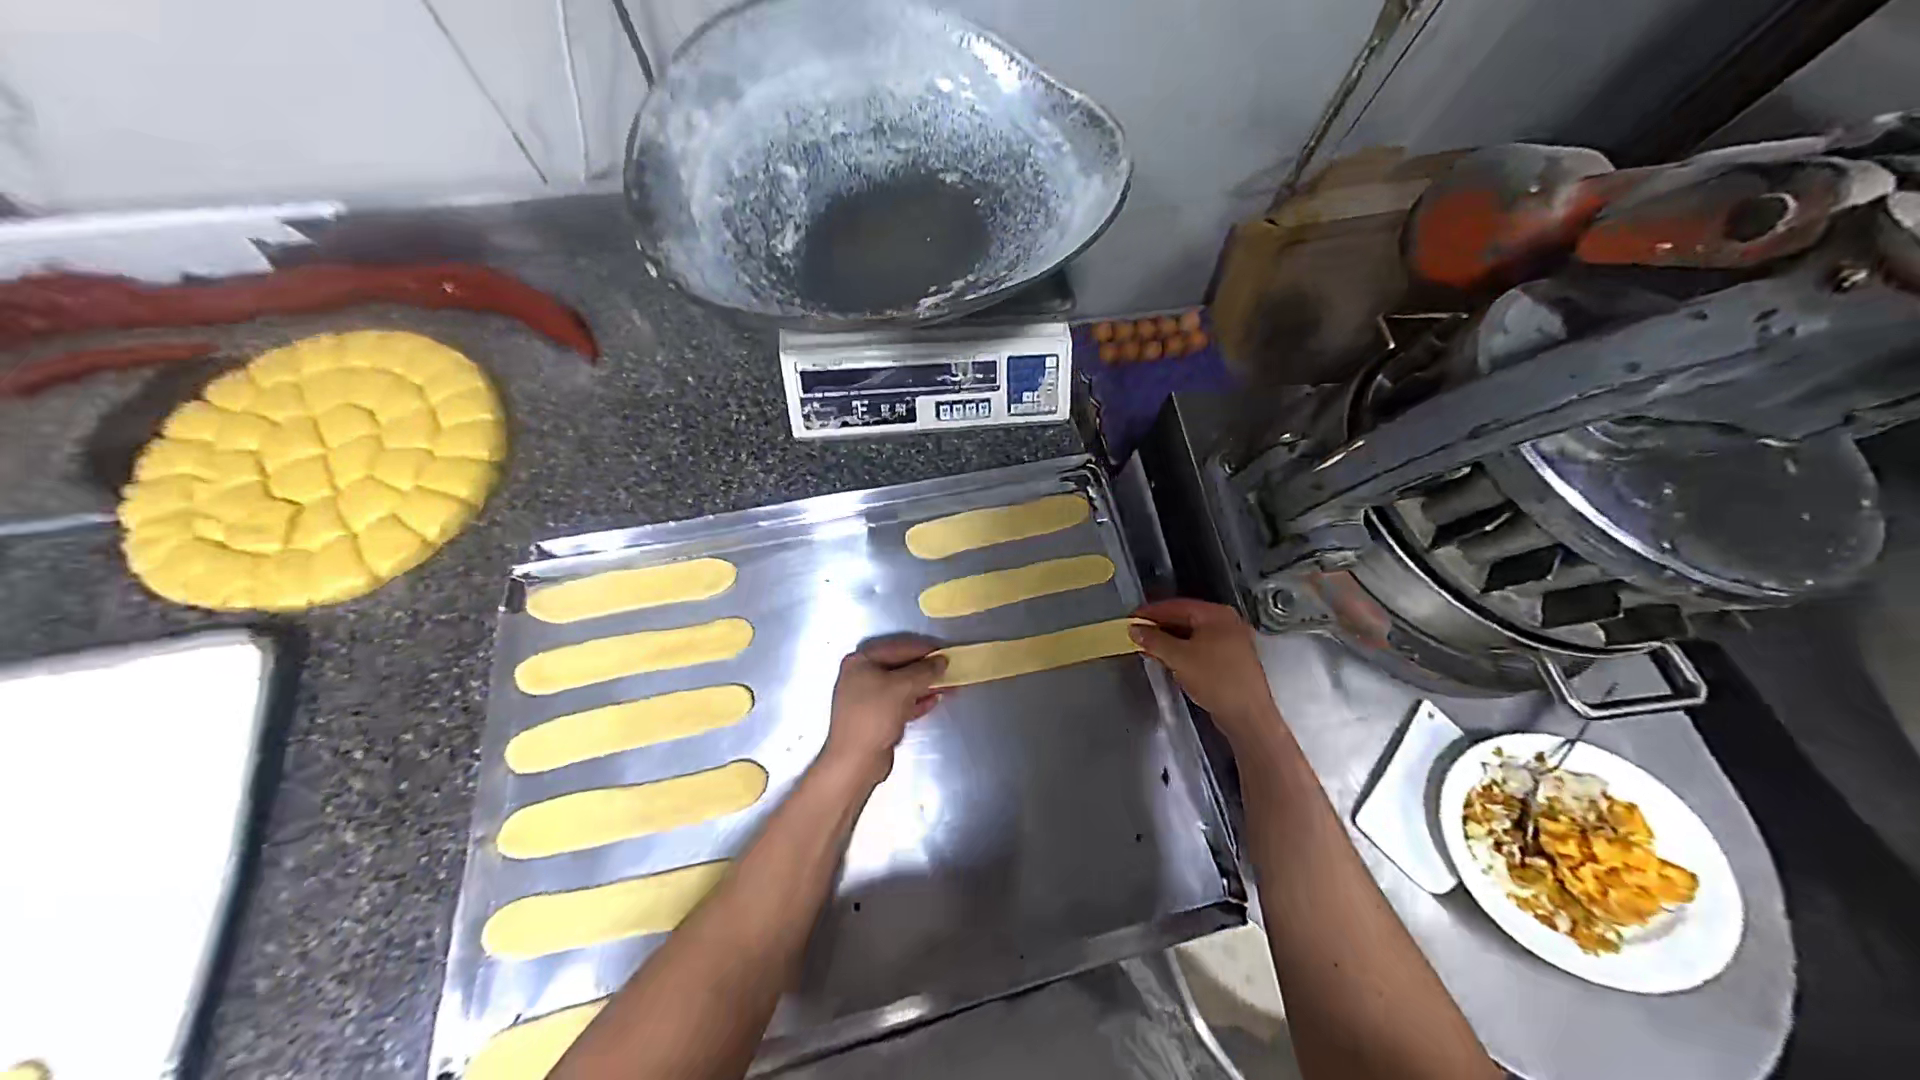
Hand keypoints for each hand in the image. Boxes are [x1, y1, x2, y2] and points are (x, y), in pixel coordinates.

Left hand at [821, 637, 946, 780]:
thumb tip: (941, 660)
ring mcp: (867, 698)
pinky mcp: (875, 717)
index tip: (946, 652)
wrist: (856, 760)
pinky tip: (935, 700)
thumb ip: (924, 671)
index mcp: (861, 661)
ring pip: (902, 686)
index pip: (898, 647)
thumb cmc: (875, 715)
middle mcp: (861, 676)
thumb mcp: (903, 687)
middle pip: (900, 666)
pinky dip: (917, 701)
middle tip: (950, 669)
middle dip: (927, 670)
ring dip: (925, 685)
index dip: (924, 649)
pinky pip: (900, 702)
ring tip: (949, 685)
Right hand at [1130, 599, 1283, 747]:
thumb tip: (1136, 630)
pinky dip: (1184, 651)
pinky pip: (1202, 648)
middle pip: (1186, 618)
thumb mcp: (1178, 657)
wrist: (1247, 715)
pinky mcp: (1232, 660)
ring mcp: (1232, 642)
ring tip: (1150, 648)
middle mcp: (1227, 623)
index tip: (1132, 619)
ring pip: (1194, 635)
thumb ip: (1154, 640)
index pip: (1177, 606)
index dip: (1151, 612)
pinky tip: (1170, 660)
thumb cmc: (1216, 680)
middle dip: (1160, 627)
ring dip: (1171, 641)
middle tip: (1138, 634)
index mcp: (1217, 615)